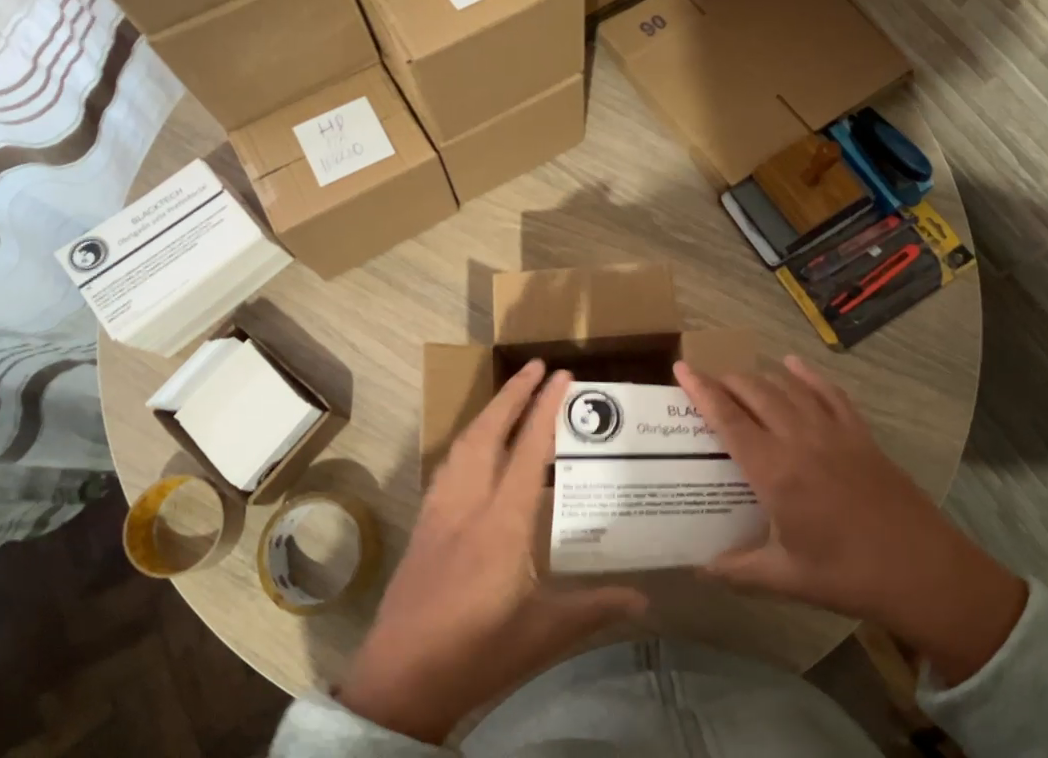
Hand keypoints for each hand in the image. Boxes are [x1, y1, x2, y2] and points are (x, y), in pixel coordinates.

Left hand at [338, 360, 647, 741]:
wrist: (400, 680)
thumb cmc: (477, 654)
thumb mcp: (545, 634)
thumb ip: (596, 608)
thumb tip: (647, 600)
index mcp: (502, 525)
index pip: (528, 451)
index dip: (546, 409)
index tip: (562, 375)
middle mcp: (466, 506)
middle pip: (487, 434)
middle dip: (512, 395)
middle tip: (536, 365)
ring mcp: (437, 515)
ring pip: (461, 447)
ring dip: (487, 414)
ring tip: (508, 396)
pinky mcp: (421, 528)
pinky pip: (446, 468)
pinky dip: (466, 444)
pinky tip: (473, 451)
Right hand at [675, 356, 1026, 684]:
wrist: (922, 570)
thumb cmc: (847, 575)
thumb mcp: (785, 578)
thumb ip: (737, 570)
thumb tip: (700, 569)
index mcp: (774, 472)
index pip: (728, 419)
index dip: (701, 391)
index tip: (681, 368)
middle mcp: (800, 440)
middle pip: (755, 393)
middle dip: (725, 379)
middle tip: (704, 379)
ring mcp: (834, 433)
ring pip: (788, 388)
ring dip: (760, 376)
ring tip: (739, 376)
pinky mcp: (861, 435)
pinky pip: (829, 393)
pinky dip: (808, 375)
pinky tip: (794, 365)